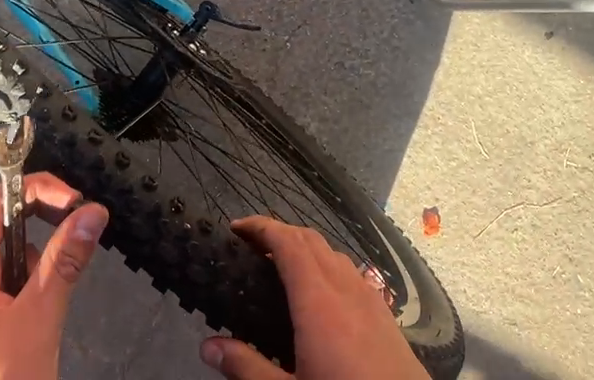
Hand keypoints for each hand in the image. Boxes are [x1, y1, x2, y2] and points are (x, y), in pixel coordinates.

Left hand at [0, 172, 108, 379]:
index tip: (75, 199)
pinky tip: (35, 311)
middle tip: (71, 221)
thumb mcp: (39, 320)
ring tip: (48, 292)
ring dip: (28, 256)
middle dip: (33, 218)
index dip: (34, 190)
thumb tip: (93, 211)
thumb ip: (66, 261)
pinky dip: (20, 282)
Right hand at [199, 216, 426, 379]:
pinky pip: (351, 273)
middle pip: (310, 239)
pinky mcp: (385, 315)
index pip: (287, 242)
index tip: (236, 229)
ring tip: (280, 265)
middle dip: (279, 232)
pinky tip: (321, 292)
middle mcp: (345, 289)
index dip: (261, 227)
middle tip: (251, 245)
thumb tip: (208, 347)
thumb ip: (249, 368)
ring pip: (333, 253)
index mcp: (318, 301)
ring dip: (304, 247)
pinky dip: (327, 265)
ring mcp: (369, 299)